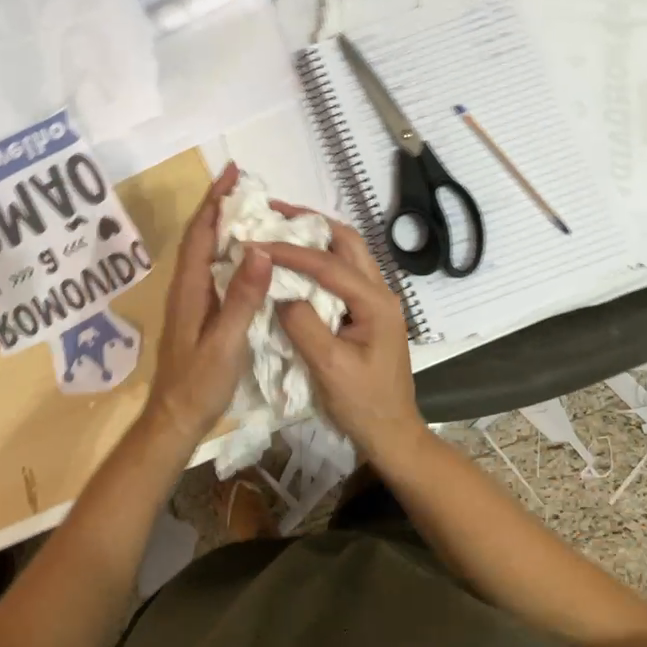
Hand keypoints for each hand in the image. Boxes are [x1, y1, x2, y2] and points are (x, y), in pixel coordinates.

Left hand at [147, 164, 272, 445]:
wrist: (175, 419)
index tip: (232, 172)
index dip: (215, 200)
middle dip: (219, 205)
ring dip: (223, 225)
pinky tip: (247, 255)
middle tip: (246, 184)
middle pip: (201, 236)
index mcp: (191, 288)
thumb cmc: (200, 382)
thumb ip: (242, 298)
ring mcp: (191, 300)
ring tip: (250, 209)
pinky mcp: (198, 312)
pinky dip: (227, 250)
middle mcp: (187, 287)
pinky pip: (212, 268)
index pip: (201, 233)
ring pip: (205, 251)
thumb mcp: (226, 342)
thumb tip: (258, 249)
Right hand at [257, 208, 427, 461]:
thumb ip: (304, 325)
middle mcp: (380, 292)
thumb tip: (280, 294)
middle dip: (309, 222)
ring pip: (346, 252)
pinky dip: (318, 258)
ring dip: (314, 237)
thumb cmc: (363, 403)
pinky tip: (294, 263)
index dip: (290, 251)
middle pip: (345, 241)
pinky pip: (342, 272)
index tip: (255, 242)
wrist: (391, 433)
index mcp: (375, 302)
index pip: (328, 264)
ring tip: (280, 228)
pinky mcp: (366, 311)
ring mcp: (375, 300)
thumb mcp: (330, 368)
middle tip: (272, 213)